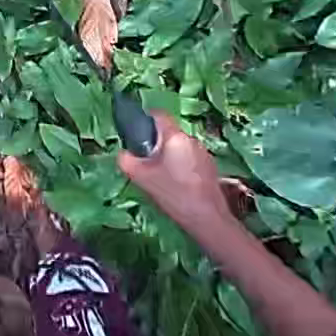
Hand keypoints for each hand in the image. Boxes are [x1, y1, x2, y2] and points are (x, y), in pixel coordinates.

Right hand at [116, 110, 235, 233]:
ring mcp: (204, 154)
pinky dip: (180, 165)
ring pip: (179, 146)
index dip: (145, 119)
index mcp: (175, 136)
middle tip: (146, 161)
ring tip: (161, 175)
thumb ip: (125, 158)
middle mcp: (192, 140)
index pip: (159, 114)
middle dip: (155, 143)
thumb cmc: (173, 193)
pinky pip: (189, 157)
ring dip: (168, 155)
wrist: (208, 220)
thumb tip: (124, 152)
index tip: (136, 134)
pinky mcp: (211, 167)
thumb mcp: (139, 176)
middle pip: (168, 133)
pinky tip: (177, 183)